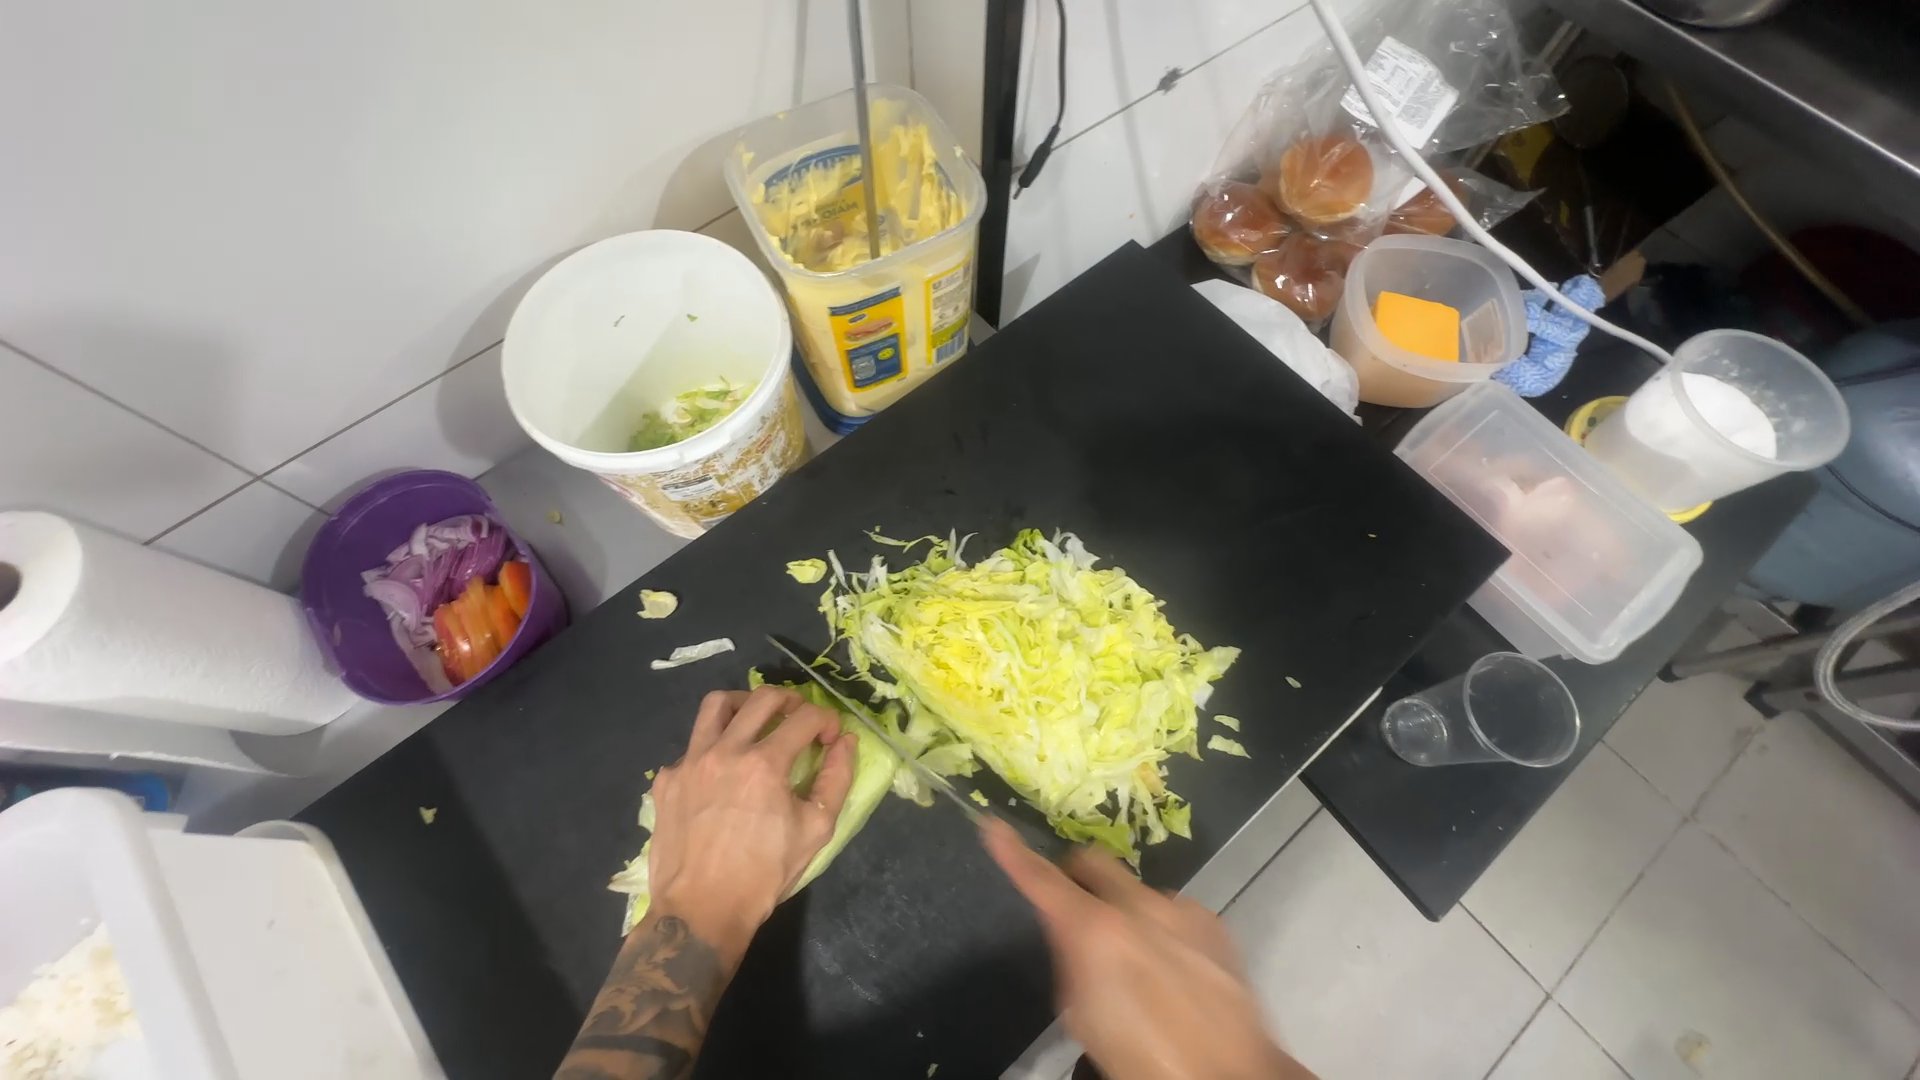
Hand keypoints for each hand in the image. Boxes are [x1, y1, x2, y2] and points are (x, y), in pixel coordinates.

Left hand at [646, 686, 853, 957]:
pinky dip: (713, 745)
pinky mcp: (667, 780)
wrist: (701, 912)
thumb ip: (837, 779)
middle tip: (800, 716)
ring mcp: (690, 763)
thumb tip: (845, 741)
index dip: (826, 720)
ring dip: (744, 704)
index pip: (806, 717)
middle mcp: (725, 752)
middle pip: (763, 697)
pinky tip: (722, 768)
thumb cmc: (764, 874)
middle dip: (791, 699)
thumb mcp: (816, 830)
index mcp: (765, 764)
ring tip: (756, 719)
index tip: (831, 736)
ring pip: (716, 705)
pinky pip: (691, 744)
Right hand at [982, 819, 1314, 1079]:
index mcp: (1095, 929)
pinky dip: (1161, 928)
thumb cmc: (1137, 1055)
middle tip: (1074, 911)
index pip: (1041, 878)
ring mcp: (1178, 908)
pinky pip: (1171, 910)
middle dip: (1075, 876)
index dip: (1012, 851)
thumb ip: (1068, 956)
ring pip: (1135, 890)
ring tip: (1137, 961)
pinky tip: (1172, 968)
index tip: (993, 826)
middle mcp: (1136, 904)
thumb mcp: (1080, 1013)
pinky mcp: (1210, 921)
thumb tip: (1067, 930)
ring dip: (1125, 911)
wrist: (1224, 1077)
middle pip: (1091, 861)